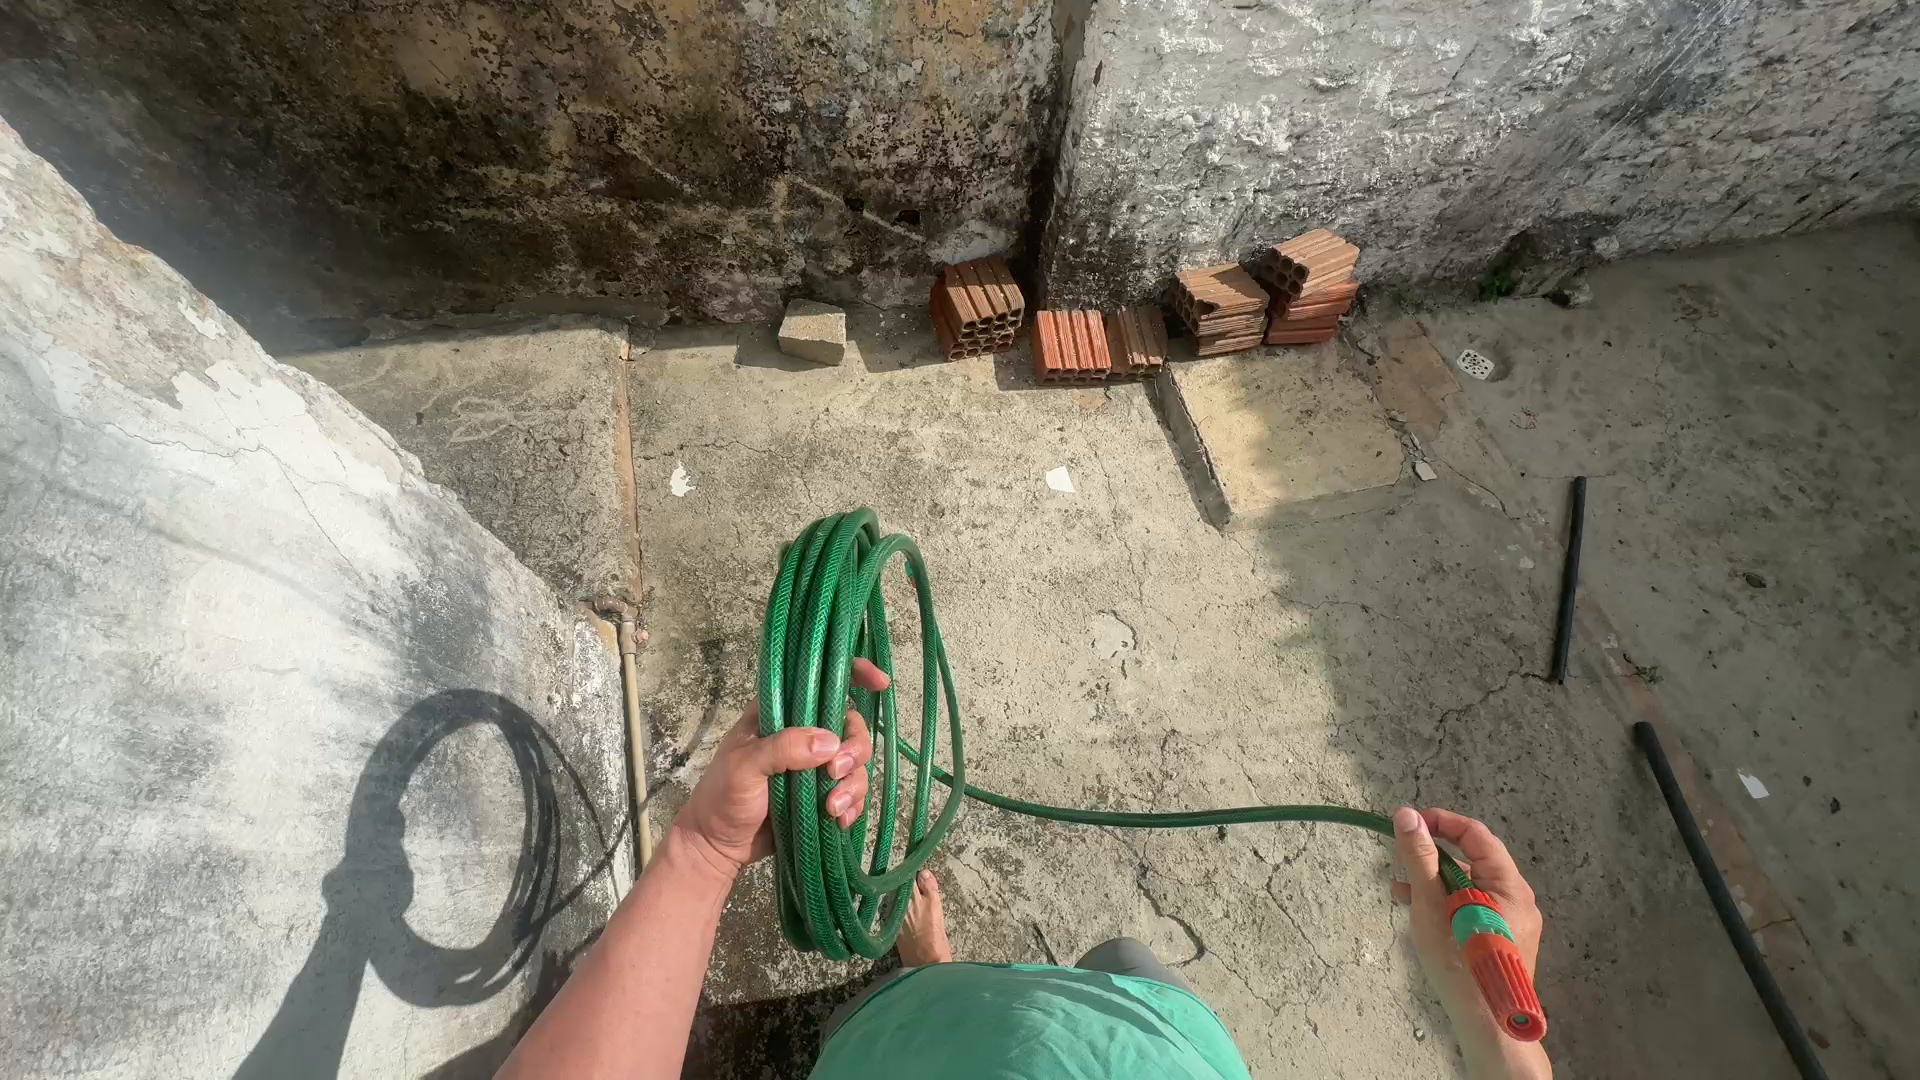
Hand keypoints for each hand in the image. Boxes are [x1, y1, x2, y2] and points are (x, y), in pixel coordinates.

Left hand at [669, 658, 889, 878]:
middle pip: (851, 725)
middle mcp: (804, 733)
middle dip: (855, 748)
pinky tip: (839, 819)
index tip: (879, 682)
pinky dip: (853, 804)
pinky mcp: (823, 794)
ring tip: (833, 807)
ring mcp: (815, 764)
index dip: (854, 673)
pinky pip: (853, 791)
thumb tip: (831, 742)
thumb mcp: (745, 767)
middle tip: (837, 772)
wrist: (716, 847)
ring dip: (853, 783)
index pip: (821, 680)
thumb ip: (784, 749)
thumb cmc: (722, 797)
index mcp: (782, 712)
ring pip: (856, 761)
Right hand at [1392, 807, 1549, 1077]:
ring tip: (1401, 888)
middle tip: (1400, 857)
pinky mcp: (1500, 936)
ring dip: (1433, 877)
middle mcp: (1516, 898)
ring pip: (1468, 882)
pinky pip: (1470, 902)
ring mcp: (1510, 919)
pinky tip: (1417, 908)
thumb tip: (1405, 814)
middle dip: (1432, 852)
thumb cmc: (1459, 959)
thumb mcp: (1432, 903)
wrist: (1485, 1023)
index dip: (1441, 821)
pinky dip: (1443, 897)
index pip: (1476, 834)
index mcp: (1508, 886)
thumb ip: (1420, 856)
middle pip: (1472, 858)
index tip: (1408, 823)